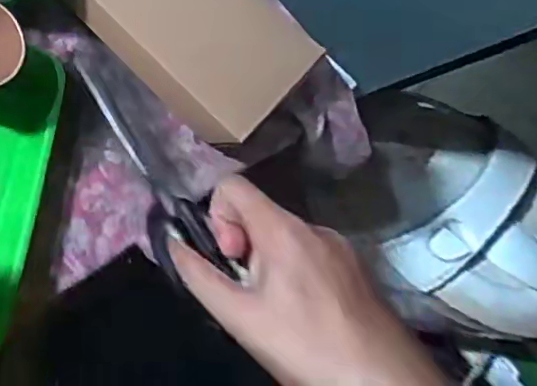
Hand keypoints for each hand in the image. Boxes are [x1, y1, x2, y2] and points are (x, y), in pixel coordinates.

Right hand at [167, 176, 444, 385]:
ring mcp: (345, 252)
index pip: (231, 184)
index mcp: (284, 229)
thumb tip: (172, 242)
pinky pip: (314, 257)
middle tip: (254, 294)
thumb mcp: (240, 319)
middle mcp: (315, 228)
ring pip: (285, 238)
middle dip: (244, 247)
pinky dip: (301, 276)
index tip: (231, 260)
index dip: (217, 216)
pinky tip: (312, 321)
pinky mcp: (364, 276)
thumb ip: (197, 274)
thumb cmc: (312, 351)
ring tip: (283, 313)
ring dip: (271, 264)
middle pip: (258, 214)